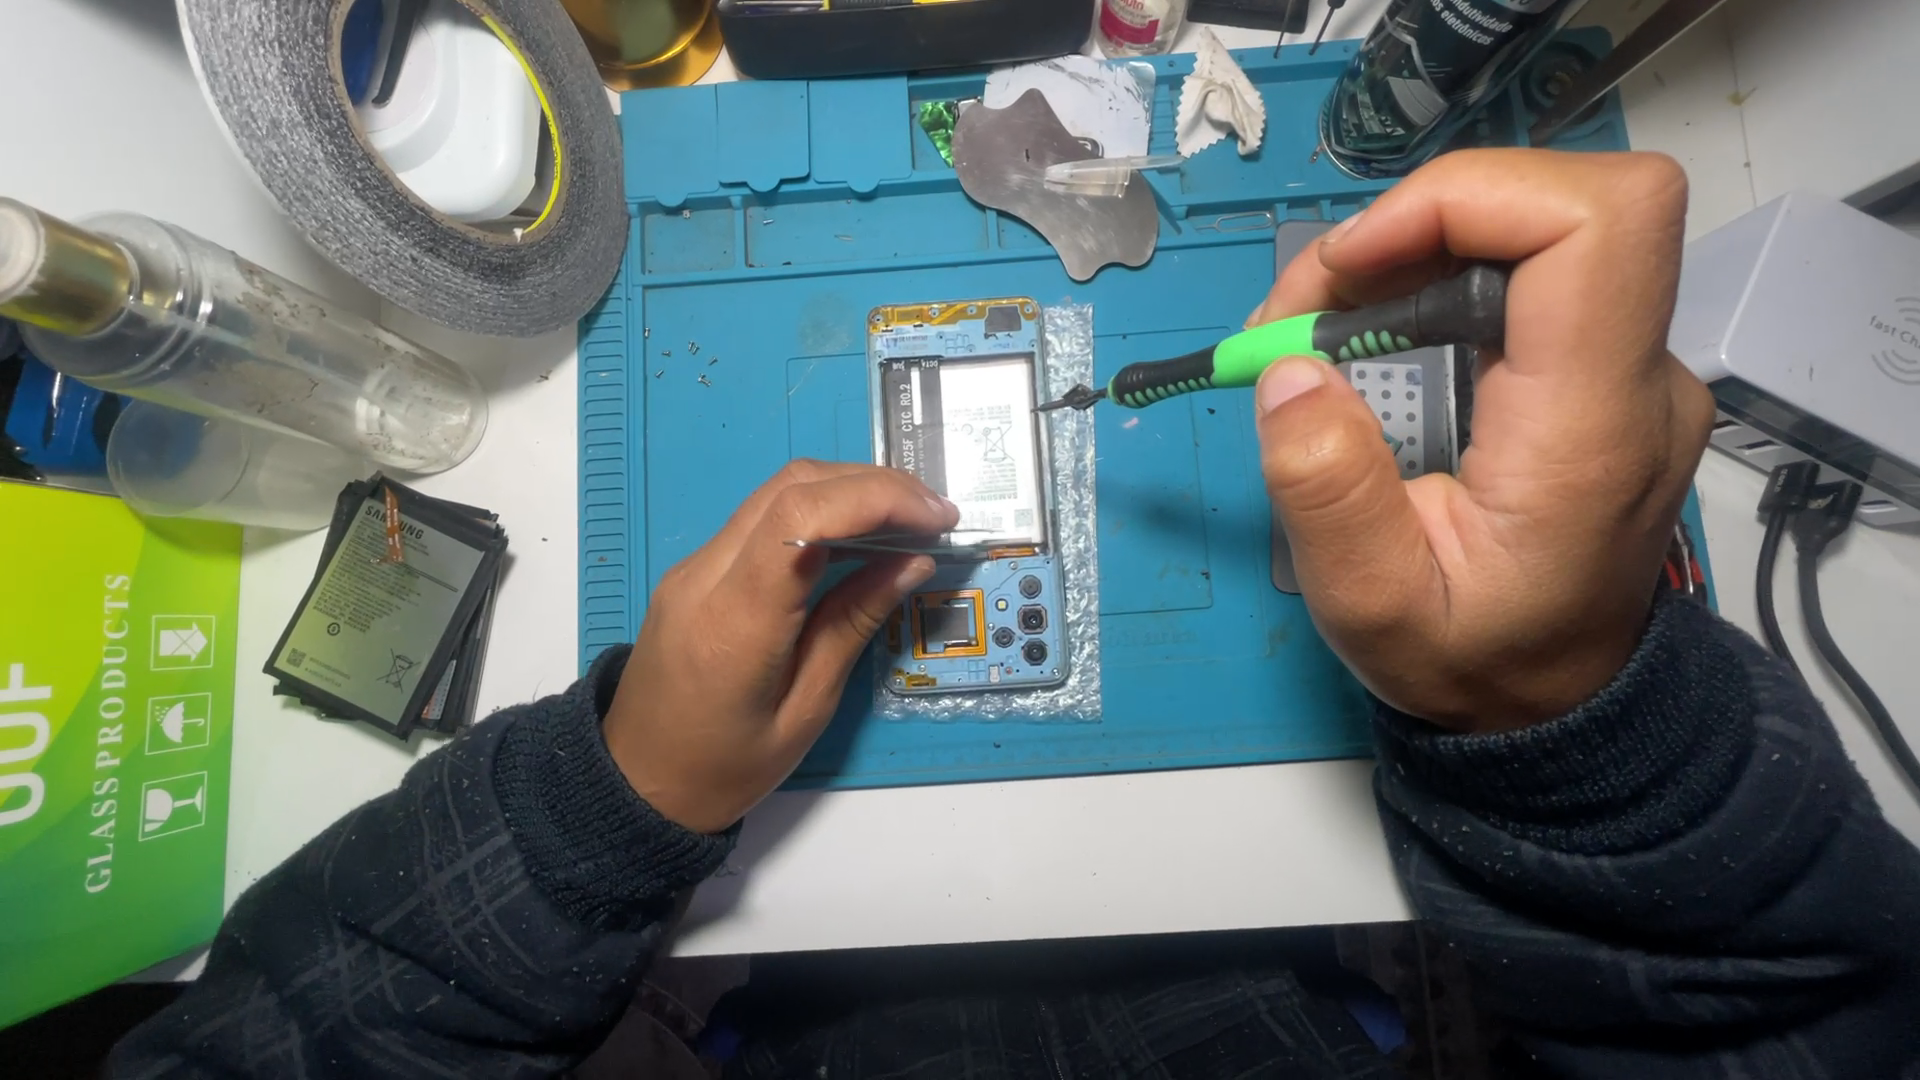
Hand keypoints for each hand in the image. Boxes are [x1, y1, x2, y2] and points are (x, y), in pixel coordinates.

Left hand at [603, 461, 958, 831]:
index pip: (801, 517)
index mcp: (736, 620)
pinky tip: (862, 534)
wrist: (636, 782)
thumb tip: (913, 562)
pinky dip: (824, 509)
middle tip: (934, 515)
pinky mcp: (699, 566)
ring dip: (852, 490)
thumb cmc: (726, 766)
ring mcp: (696, 563)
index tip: (936, 517)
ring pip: (779, 490)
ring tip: (910, 520)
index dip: (877, 497)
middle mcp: (706, 573)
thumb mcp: (807, 710)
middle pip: (793, 485)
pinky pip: (767, 515)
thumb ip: (854, 624)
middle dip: (875, 485)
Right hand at [1247, 149, 1713, 731]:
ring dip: (1393, 264)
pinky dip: (1414, 291)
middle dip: (1396, 237)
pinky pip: (1507, 284)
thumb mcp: (1369, 604)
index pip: (1592, 226)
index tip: (1343, 268)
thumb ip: (1328, 495)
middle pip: (1543, 214)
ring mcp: (1619, 371)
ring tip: (1305, 339)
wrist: (1548, 699)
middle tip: (1292, 320)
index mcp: (1586, 431)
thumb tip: (1287, 372)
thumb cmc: (1464, 659)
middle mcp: (1631, 378)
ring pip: (1518, 240)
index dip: (1459, 203)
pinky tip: (1356, 349)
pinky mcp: (1589, 375)